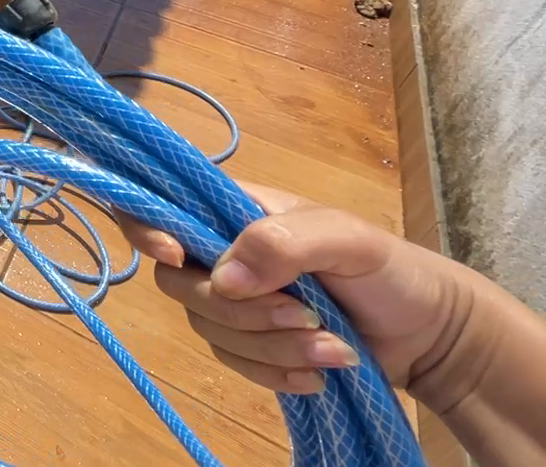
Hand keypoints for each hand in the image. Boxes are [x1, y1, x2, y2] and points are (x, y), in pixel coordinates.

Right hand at [119, 183, 470, 402]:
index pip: (148, 207)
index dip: (143, 229)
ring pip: (204, 325)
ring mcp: (226, 297)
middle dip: (234, 309)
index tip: (176, 256)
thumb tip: (225, 278)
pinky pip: (230, 359)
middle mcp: (210, 250)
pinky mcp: (245, 340)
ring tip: (334, 350)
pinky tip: (317, 373)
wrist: (437, 335)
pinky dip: (272, 371)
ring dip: (268, 344)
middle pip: (175, 280)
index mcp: (219, 211)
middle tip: (302, 315)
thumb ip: (280, 243)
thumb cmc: (388, 269)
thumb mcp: (345, 239)